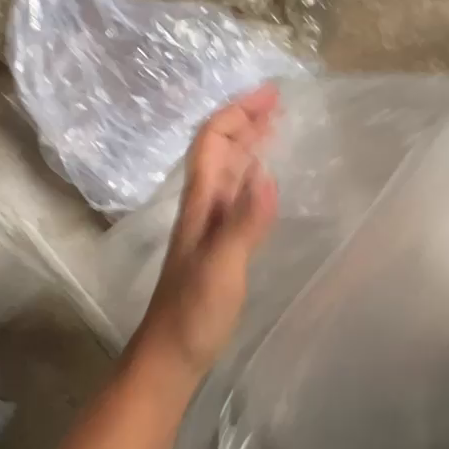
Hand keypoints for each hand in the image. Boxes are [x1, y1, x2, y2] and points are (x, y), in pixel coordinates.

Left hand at [128, 85, 280, 378]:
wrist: (169, 355)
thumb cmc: (194, 313)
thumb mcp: (222, 267)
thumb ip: (244, 222)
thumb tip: (266, 172)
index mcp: (201, 205)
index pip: (213, 142)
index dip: (238, 113)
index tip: (271, 94)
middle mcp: (202, 208)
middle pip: (218, 150)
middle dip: (245, 119)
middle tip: (279, 101)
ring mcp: (208, 228)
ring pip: (227, 171)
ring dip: (248, 143)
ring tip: (275, 128)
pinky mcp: (218, 247)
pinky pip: (235, 197)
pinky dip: (251, 176)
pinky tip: (264, 182)